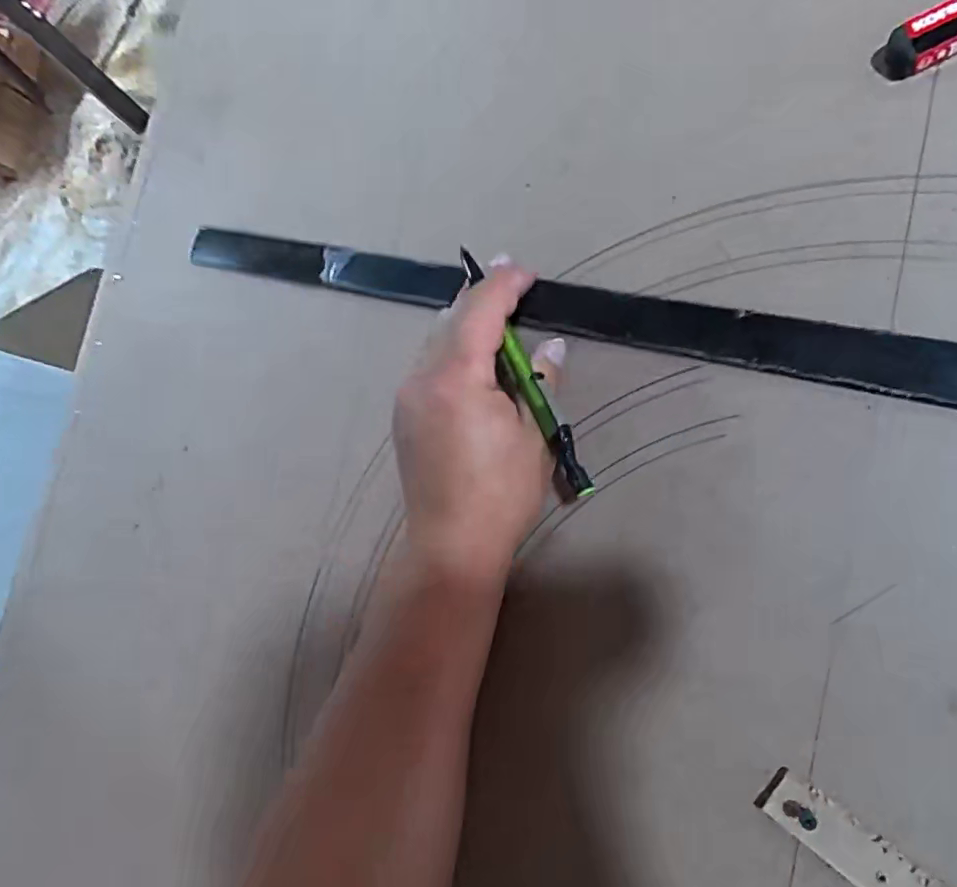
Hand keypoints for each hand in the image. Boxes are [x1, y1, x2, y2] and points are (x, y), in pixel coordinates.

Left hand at [392, 259, 563, 583]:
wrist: (452, 545)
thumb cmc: (503, 494)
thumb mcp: (534, 437)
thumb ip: (540, 385)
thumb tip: (551, 350)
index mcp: (456, 378)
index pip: (479, 313)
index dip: (504, 286)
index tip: (526, 272)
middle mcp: (421, 378)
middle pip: (450, 321)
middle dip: (482, 301)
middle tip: (512, 284)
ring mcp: (407, 398)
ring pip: (435, 344)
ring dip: (467, 328)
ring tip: (499, 327)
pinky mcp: (405, 419)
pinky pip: (429, 368)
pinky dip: (454, 355)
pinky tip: (476, 368)